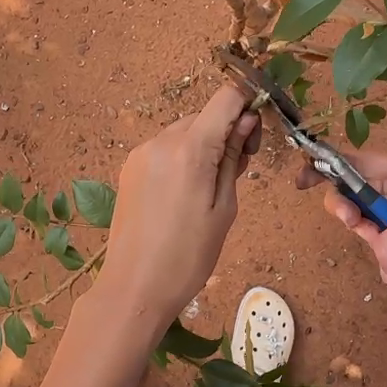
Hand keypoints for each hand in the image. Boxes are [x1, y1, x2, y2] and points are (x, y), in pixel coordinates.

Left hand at [96, 84, 260, 322]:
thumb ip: (233, 158)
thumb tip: (247, 121)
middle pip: (205, 116)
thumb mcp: (224, 207)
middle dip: (227, 132)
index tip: (256, 134)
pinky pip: (165, 148)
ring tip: (210, 188)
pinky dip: (182, 157)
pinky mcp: (129, 167)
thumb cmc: (189, 256)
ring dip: (203, 145)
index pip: (226, 98)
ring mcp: (141, 153)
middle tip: (238, 171)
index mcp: (190, 149)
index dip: (248, 105)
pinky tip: (185, 192)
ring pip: (184, 132)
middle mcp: (161, 140)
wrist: (134, 288)